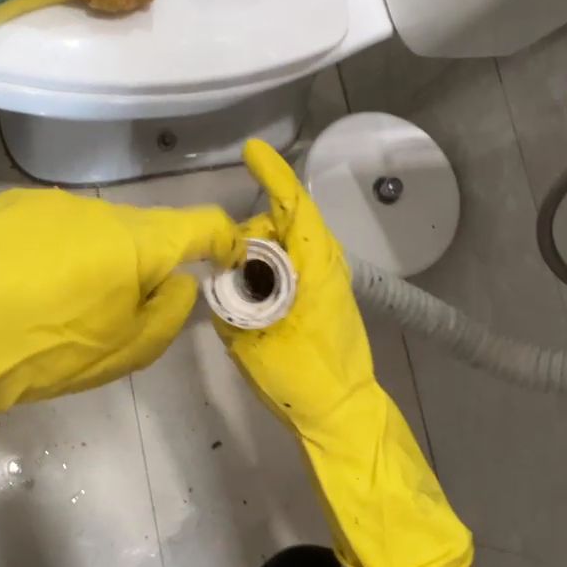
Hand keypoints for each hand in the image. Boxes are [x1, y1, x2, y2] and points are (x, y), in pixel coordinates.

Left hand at [0, 189, 242, 566]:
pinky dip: (60, 251)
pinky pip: (54, 228)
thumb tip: (178, 281)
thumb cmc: (45, 353)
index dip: (225, 241)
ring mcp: (47, 205)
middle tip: (135, 306)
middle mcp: (97, 209)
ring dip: (102, 255)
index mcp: (137, 239)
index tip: (229, 259)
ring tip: (70, 303)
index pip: (202, 224)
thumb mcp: (127, 351)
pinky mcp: (5, 211)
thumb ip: (169, 312)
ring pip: (98, 227)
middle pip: (146, 228)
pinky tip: (31, 288)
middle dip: (152, 259)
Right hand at [217, 140, 472, 566]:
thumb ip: (235, 302)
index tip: (252, 151)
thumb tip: (223, 277)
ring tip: (240, 300)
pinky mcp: (323, 298)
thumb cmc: (302, 379)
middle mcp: (325, 264)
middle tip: (224, 272)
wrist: (342, 416)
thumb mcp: (253, 340)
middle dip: (249, 238)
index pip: (294, 206)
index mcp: (315, 266)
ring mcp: (327, 281)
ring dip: (257, 261)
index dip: (273, 175)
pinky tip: (250, 302)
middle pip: (281, 226)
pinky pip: (289, 270)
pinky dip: (267, 274)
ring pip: (283, 249)